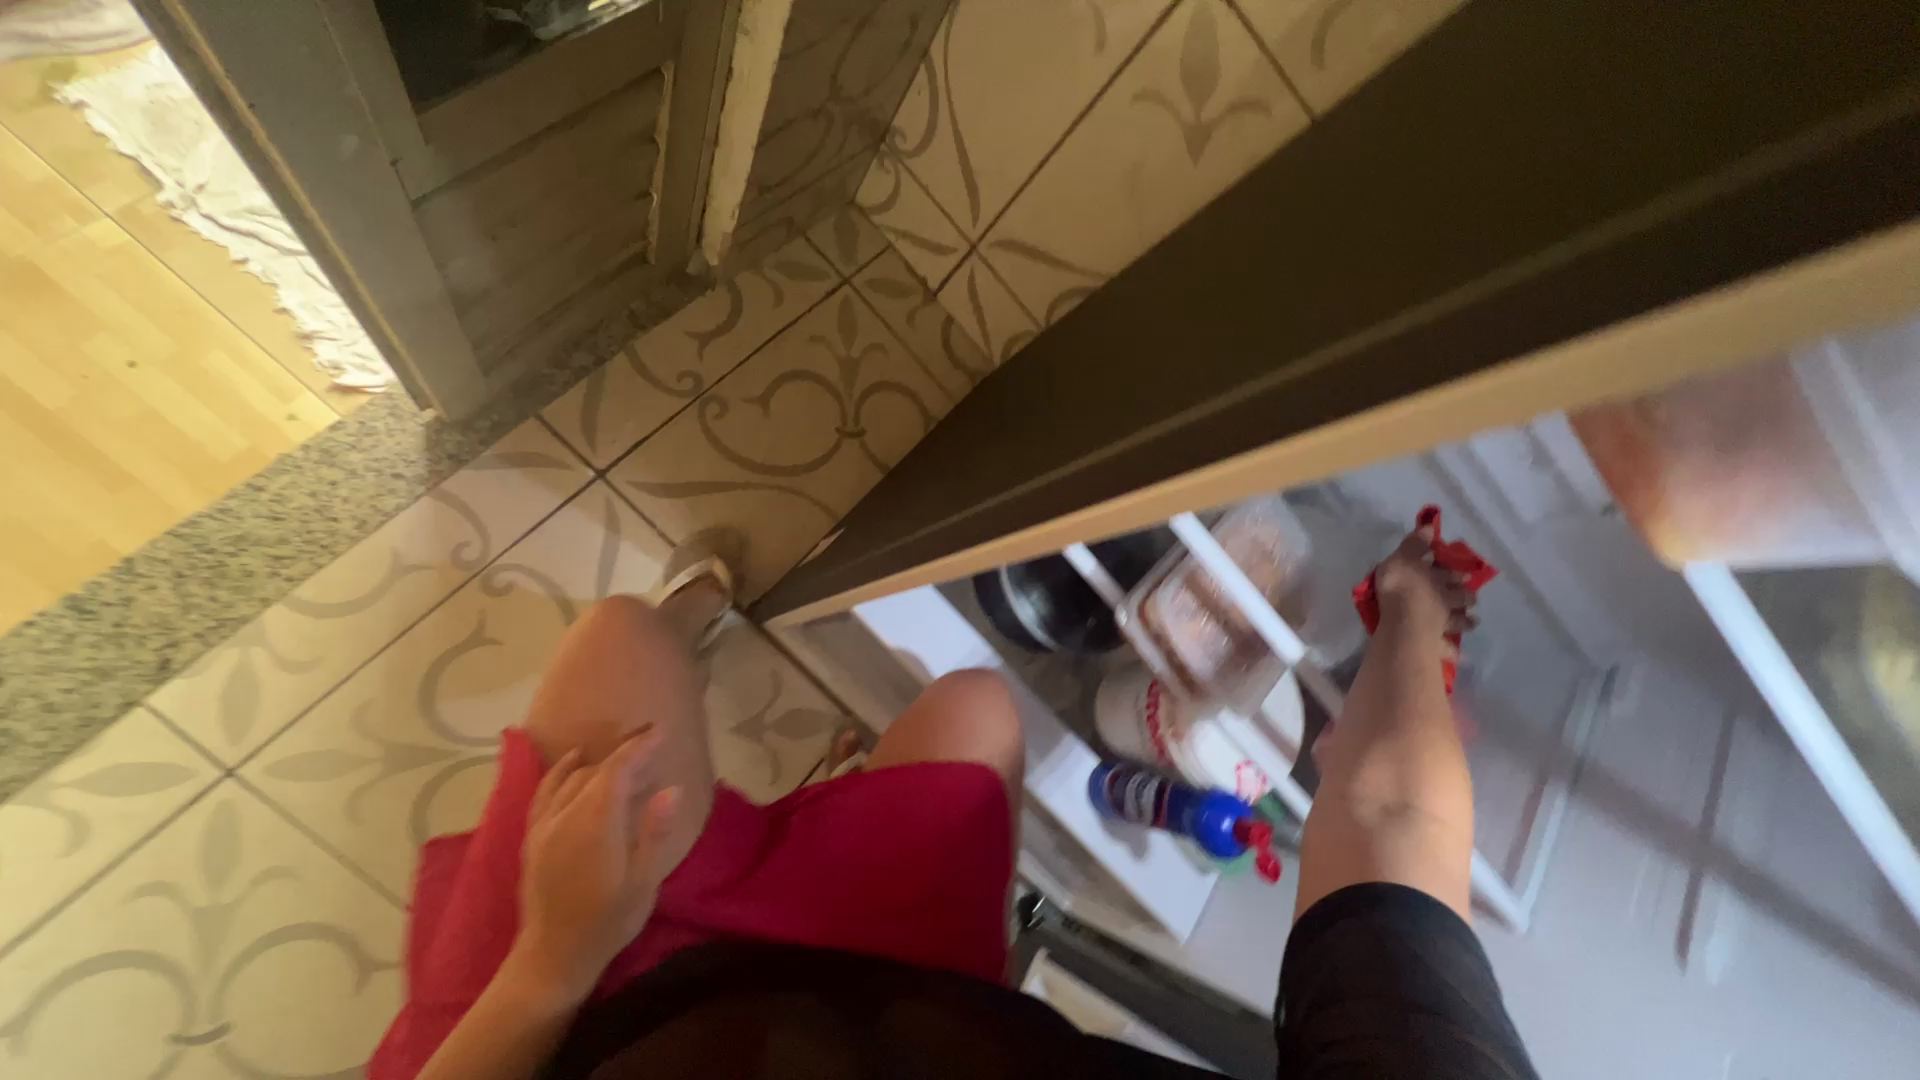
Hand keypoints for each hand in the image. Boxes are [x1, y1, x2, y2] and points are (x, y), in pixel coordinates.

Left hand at [509, 733, 680, 1007]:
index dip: (640, 747)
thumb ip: (655, 833)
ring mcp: (544, 826)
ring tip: (625, 755)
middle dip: (625, 749)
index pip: (618, 770)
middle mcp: (566, 816)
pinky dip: (563, 770)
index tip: (662, 731)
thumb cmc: (606, 922)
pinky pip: (547, 790)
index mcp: (595, 824)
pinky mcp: (533, 837)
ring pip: (573, 777)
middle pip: (597, 769)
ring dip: (601, 760)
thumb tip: (671, 788)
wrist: (551, 959)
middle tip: (652, 737)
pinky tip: (574, 762)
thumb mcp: (643, 883)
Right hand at [1372, 525, 1479, 645]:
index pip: (1451, 574)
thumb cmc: (1401, 586)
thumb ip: (1415, 545)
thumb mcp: (1403, 558)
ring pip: (1458, 622)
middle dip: (1466, 598)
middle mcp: (1445, 601)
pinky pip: (1446, 649)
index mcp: (1438, 579)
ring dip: (1465, 622)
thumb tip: (1430, 526)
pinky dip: (1453, 651)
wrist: (1405, 622)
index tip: (1465, 573)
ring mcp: (1443, 624)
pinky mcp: (1436, 645)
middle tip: (1471, 600)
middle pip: (1460, 598)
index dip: (1457, 573)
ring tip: (1472, 623)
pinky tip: (1459, 657)